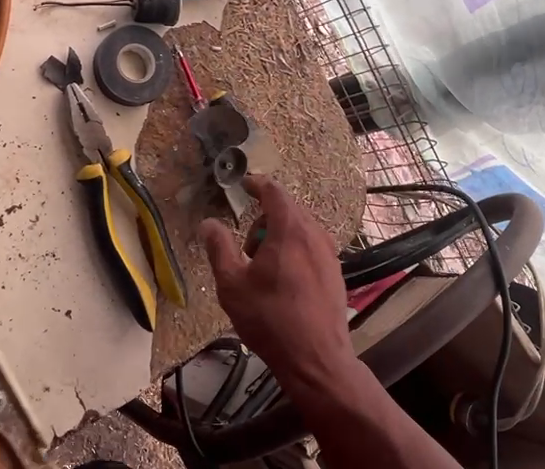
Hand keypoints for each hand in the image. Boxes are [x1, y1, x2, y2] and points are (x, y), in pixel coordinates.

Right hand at [199, 175, 355, 390]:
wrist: (317, 361)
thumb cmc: (271, 319)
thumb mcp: (232, 284)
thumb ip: (219, 248)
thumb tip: (208, 223)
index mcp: (289, 230)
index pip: (273, 191)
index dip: (256, 184)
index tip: (242, 186)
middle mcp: (314, 235)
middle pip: (286, 210)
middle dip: (263, 221)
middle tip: (246, 250)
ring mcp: (329, 254)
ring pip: (299, 230)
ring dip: (278, 238)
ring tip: (263, 271)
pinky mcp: (336, 274)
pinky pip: (311, 248)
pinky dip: (294, 252)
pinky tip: (284, 283)